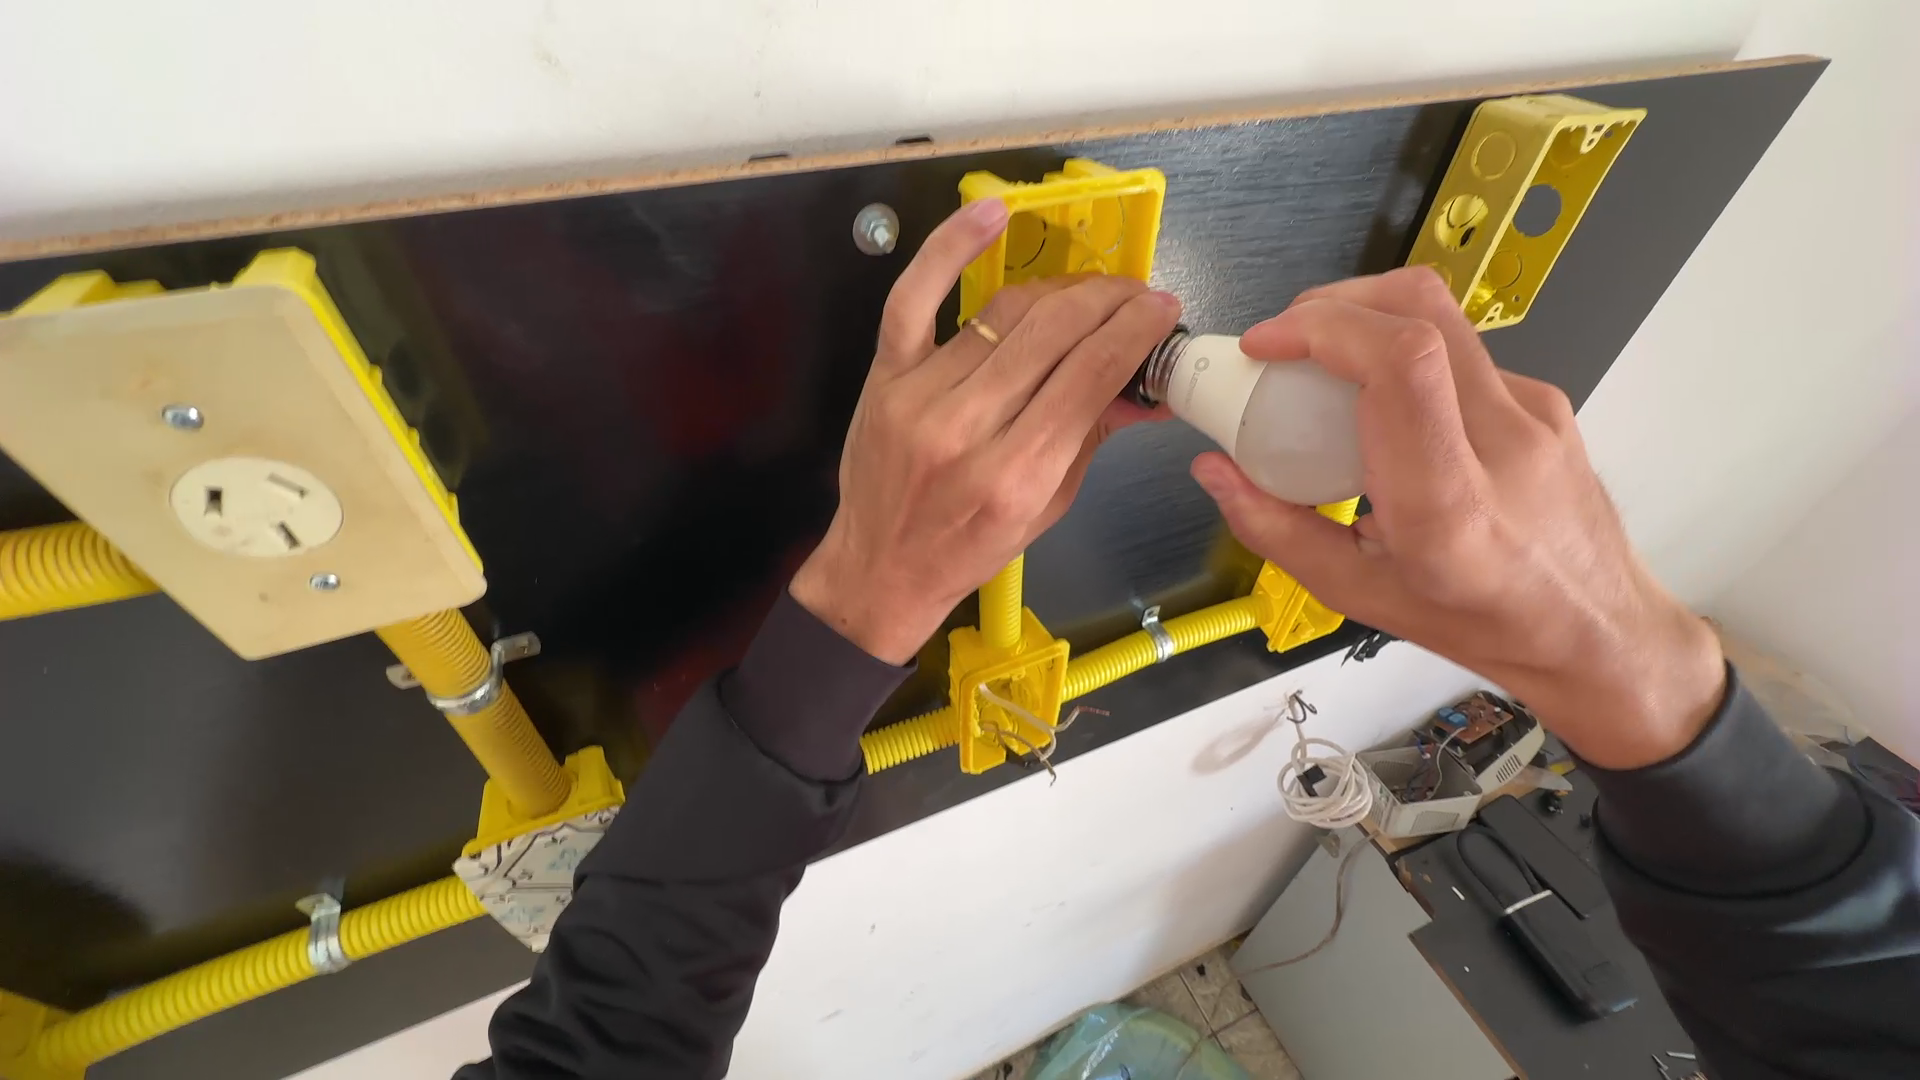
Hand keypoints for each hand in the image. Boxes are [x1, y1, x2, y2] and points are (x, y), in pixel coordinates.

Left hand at [792, 199, 1180, 663]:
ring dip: (1060, 289)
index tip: (1160, 310)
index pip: (1091, 372)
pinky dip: (950, 249)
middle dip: (1109, 300)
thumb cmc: (969, 550)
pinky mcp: (885, 377)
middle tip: (1134, 295)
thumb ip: (1091, 439)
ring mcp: (920, 397)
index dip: (1136, 330)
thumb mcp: (1046, 509)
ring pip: (1004, 314)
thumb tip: (1144, 388)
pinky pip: (913, 298)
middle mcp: (969, 430)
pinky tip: (992, 215)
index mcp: (1017, 473)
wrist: (882, 569)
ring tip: (1089, 291)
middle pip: (1055, 332)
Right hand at [1190, 267, 1723, 768]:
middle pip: (1420, 308)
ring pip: (1440, 313)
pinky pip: (1456, 347)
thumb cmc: (1469, 619)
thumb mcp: (1350, 589)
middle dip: (1331, 304)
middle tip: (1280, 342)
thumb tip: (1212, 467)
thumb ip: (1271, 527)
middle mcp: (1502, 437)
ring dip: (1361, 317)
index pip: (1400, 363)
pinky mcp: (1541, 398)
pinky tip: (1373, 399)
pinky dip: (1395, 348)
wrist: (1593, 628)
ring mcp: (1533, 407)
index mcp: (1446, 499)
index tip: (1264, 345)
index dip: (1323, 329)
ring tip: (1316, 363)